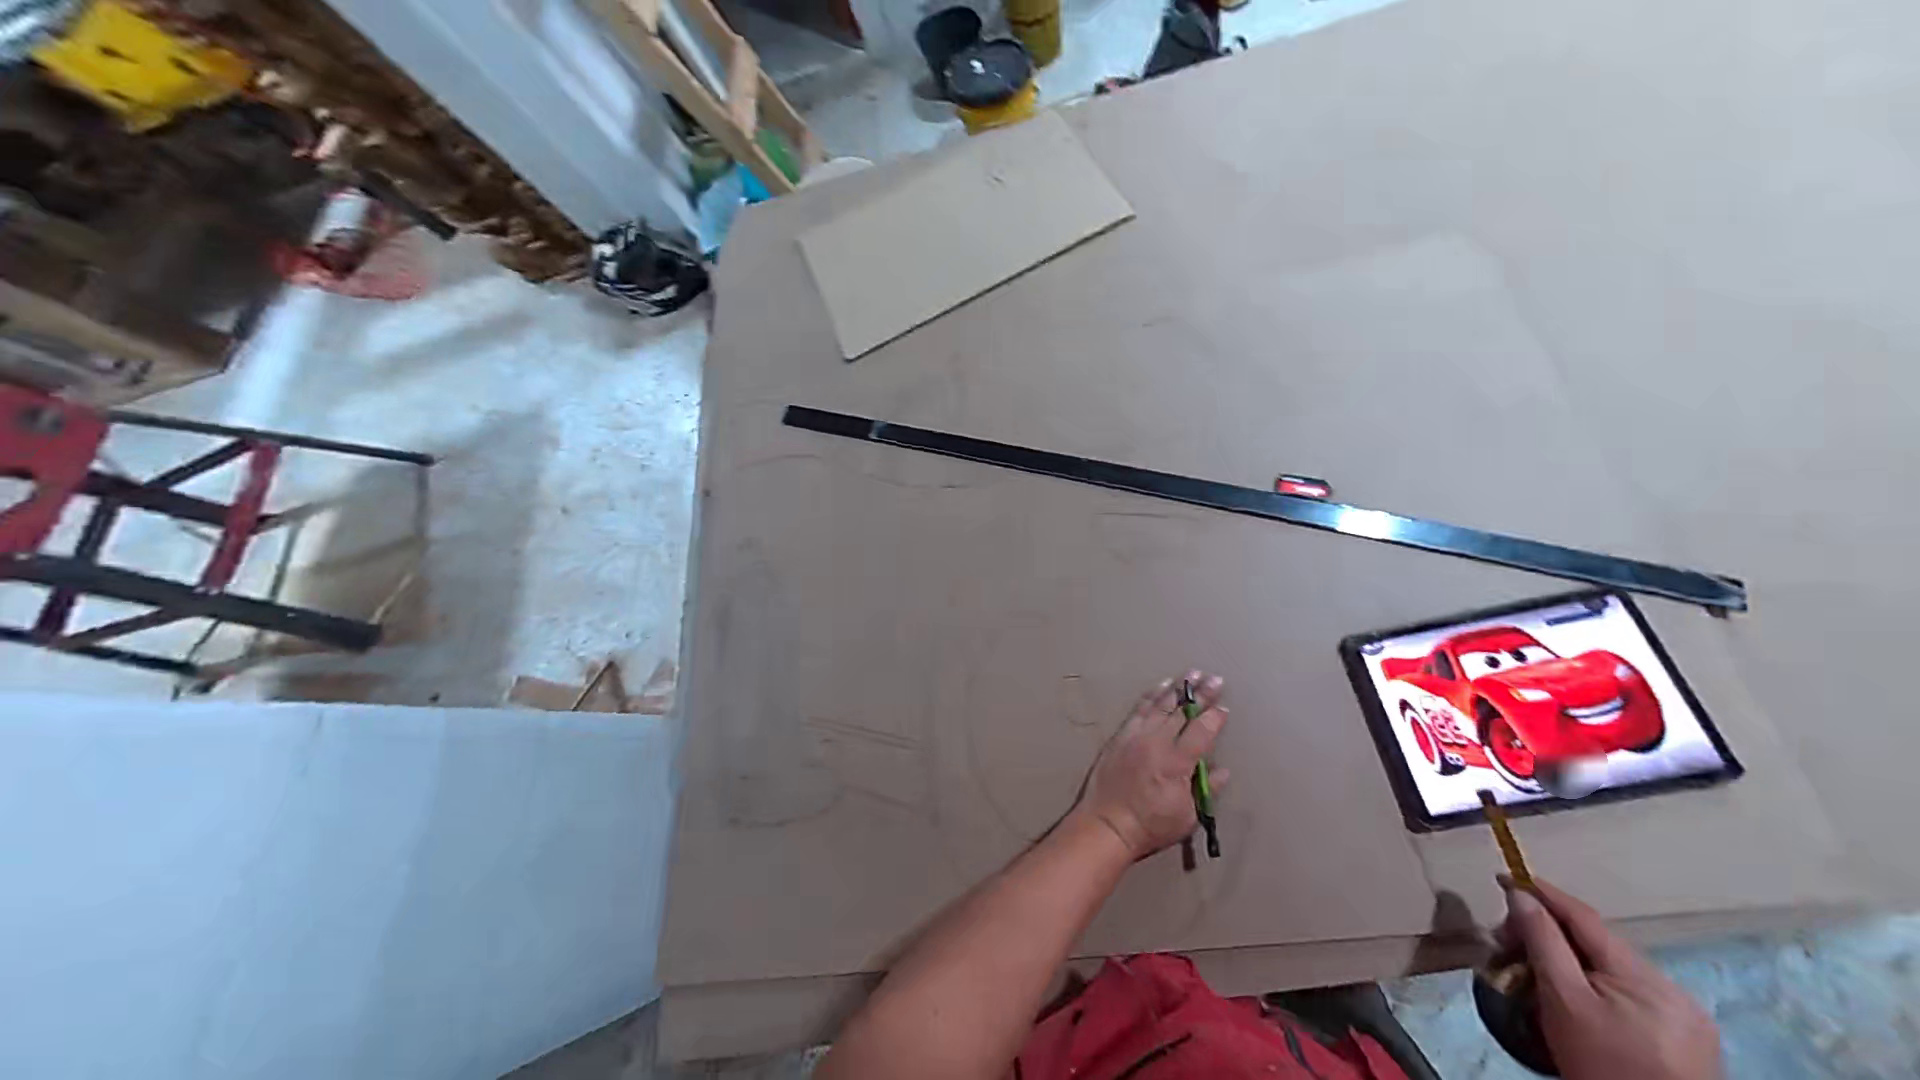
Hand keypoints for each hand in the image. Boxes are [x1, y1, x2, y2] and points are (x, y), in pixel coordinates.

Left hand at [1069, 670, 1229, 859]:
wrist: (1107, 823)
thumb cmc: (1150, 825)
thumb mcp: (1187, 816)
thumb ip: (1205, 789)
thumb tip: (1222, 771)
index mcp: (1176, 763)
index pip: (1202, 732)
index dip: (1215, 718)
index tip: (1224, 708)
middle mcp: (1157, 743)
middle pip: (1183, 712)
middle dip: (1201, 694)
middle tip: (1215, 678)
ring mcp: (1137, 736)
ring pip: (1161, 705)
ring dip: (1178, 689)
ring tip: (1192, 674)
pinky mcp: (1122, 736)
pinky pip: (1139, 710)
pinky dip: (1151, 696)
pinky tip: (1161, 686)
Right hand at [1500, 877, 1722, 1079]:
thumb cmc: (1603, 1066)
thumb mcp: (1563, 1001)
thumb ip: (1543, 942)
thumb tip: (1521, 896)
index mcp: (1645, 977)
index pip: (1583, 917)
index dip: (1541, 893)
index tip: (1503, 878)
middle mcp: (1673, 989)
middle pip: (1598, 942)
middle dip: (1549, 933)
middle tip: (1507, 942)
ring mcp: (1686, 1017)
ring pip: (1612, 967)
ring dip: (1569, 959)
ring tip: (1535, 970)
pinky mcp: (1688, 1041)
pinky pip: (1629, 992)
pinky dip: (1593, 983)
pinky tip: (1574, 996)